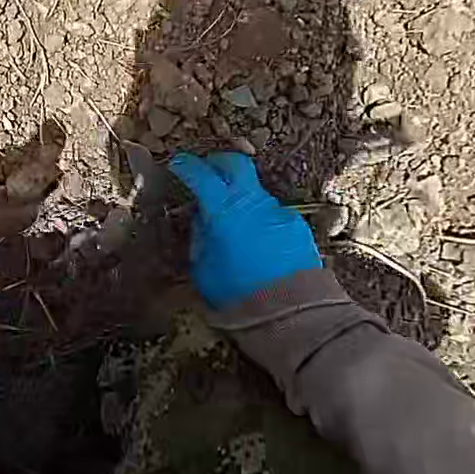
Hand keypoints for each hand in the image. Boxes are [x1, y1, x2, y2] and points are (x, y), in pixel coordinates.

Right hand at [168, 151, 321, 307]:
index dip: (187, 166)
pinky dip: (259, 220)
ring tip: (231, 221)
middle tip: (207, 171)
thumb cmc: (238, 293)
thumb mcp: (203, 269)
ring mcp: (278, 211)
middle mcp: (253, 203)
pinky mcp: (296, 225)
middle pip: (236, 163)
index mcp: (224, 211)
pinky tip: (256, 242)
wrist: (291, 310)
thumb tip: (201, 219)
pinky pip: (271, 214)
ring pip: (254, 191)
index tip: (179, 164)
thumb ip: (200, 237)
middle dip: (219, 162)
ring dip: (240, 198)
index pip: (202, 175)